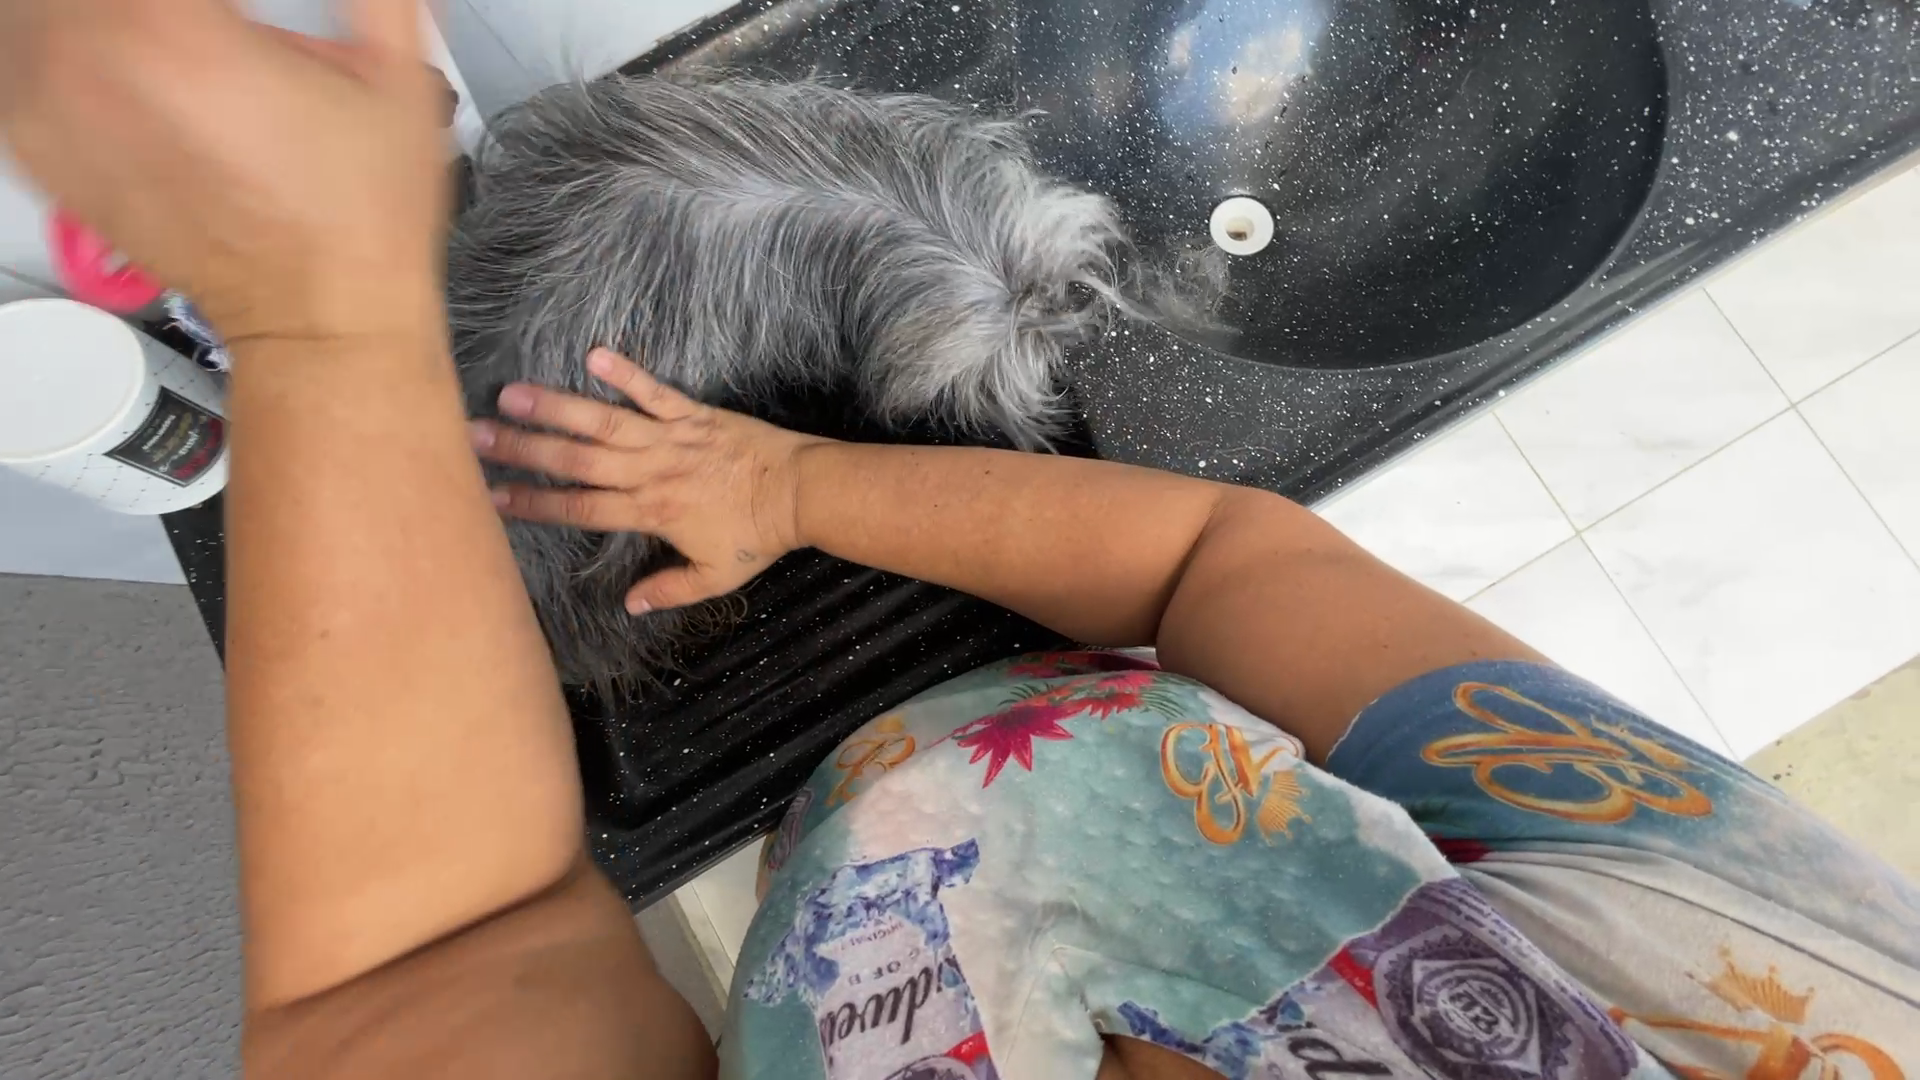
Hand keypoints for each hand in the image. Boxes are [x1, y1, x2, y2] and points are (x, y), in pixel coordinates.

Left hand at [0, 0, 448, 346]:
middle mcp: (86, 51)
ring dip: (116, 22)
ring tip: (186, 69)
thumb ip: (379, 4)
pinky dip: (74, 52)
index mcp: (174, 29)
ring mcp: (45, 96)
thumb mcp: (401, 95)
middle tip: (212, 42)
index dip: (211, 7)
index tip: (233, 20)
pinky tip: (150, 92)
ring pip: (43, 10)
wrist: (325, 317)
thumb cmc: (364, 225)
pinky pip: (20, 51)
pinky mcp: (34, 138)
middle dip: (168, 14)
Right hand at [471, 349, 828, 612]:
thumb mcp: (716, 576)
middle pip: (577, 461)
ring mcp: (671, 439)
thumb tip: (630, 605)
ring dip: (558, 407)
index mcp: (651, 512)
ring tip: (511, 393)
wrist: (800, 493)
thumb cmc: (759, 535)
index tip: (490, 496)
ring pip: (604, 423)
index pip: (580, 508)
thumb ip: (670, 589)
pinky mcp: (695, 414)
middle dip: (524, 449)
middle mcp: (651, 472)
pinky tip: (595, 353)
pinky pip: (655, 392)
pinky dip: (627, 374)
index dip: (533, 503)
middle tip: (473, 434)